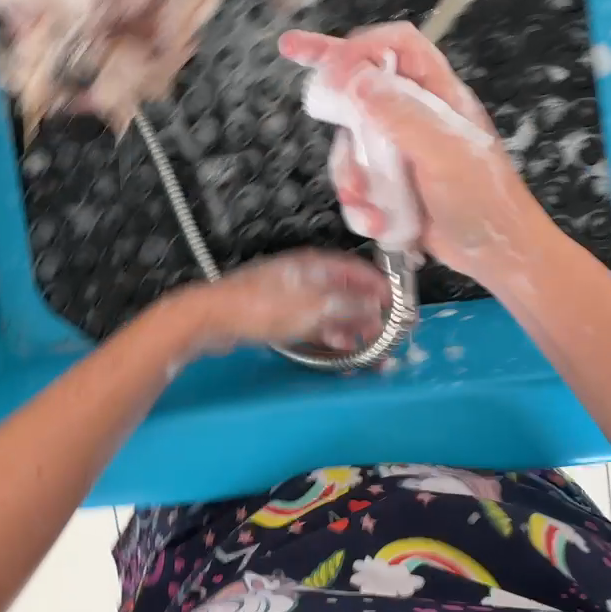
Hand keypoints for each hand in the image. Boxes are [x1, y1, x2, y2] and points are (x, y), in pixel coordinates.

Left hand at [172, 249, 390, 353]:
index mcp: (313, 265)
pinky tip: (335, 347)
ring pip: (328, 307)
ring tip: (364, 346)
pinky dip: (327, 332)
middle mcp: (302, 275)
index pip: (357, 269)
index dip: (380, 287)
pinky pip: (310, 320)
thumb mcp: (312, 309)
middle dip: (366, 310)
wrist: (212, 318)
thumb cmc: (260, 308)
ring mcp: (288, 293)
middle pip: (344, 289)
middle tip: (384, 333)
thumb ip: (348, 307)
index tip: (398, 306)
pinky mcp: (275, 312)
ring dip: (348, 325)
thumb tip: (376, 307)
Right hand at [278, 22, 558, 283]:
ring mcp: (398, 149)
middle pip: (361, 83)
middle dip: (328, 79)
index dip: (359, 46)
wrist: (493, 253)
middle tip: (291, 49)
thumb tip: (358, 81)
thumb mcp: (446, 153)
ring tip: (363, 201)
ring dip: (348, 174)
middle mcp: (414, 115)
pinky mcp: (388, 182)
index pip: (396, 46)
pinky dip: (358, 204)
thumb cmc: (484, 201)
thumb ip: (403, 115)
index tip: (328, 61)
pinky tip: (376, 222)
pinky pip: (355, 180)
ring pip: (349, 143)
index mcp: (437, 95)